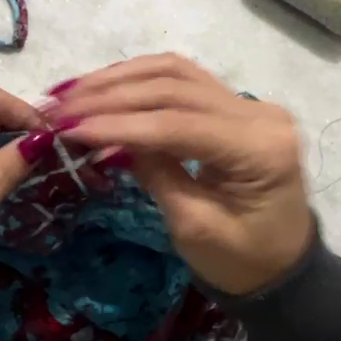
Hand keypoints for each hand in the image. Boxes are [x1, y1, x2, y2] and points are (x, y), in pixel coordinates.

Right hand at [50, 54, 313, 295]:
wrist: (281, 268)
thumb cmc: (240, 260)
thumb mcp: (194, 227)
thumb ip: (157, 175)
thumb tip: (111, 141)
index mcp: (258, 149)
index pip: (178, 123)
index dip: (120, 124)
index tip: (70, 130)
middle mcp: (259, 113)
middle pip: (175, 87)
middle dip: (111, 96)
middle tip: (59, 109)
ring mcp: (248, 105)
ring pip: (175, 73)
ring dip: (119, 80)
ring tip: (71, 93)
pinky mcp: (233, 108)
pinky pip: (181, 82)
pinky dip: (136, 82)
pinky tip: (101, 89)